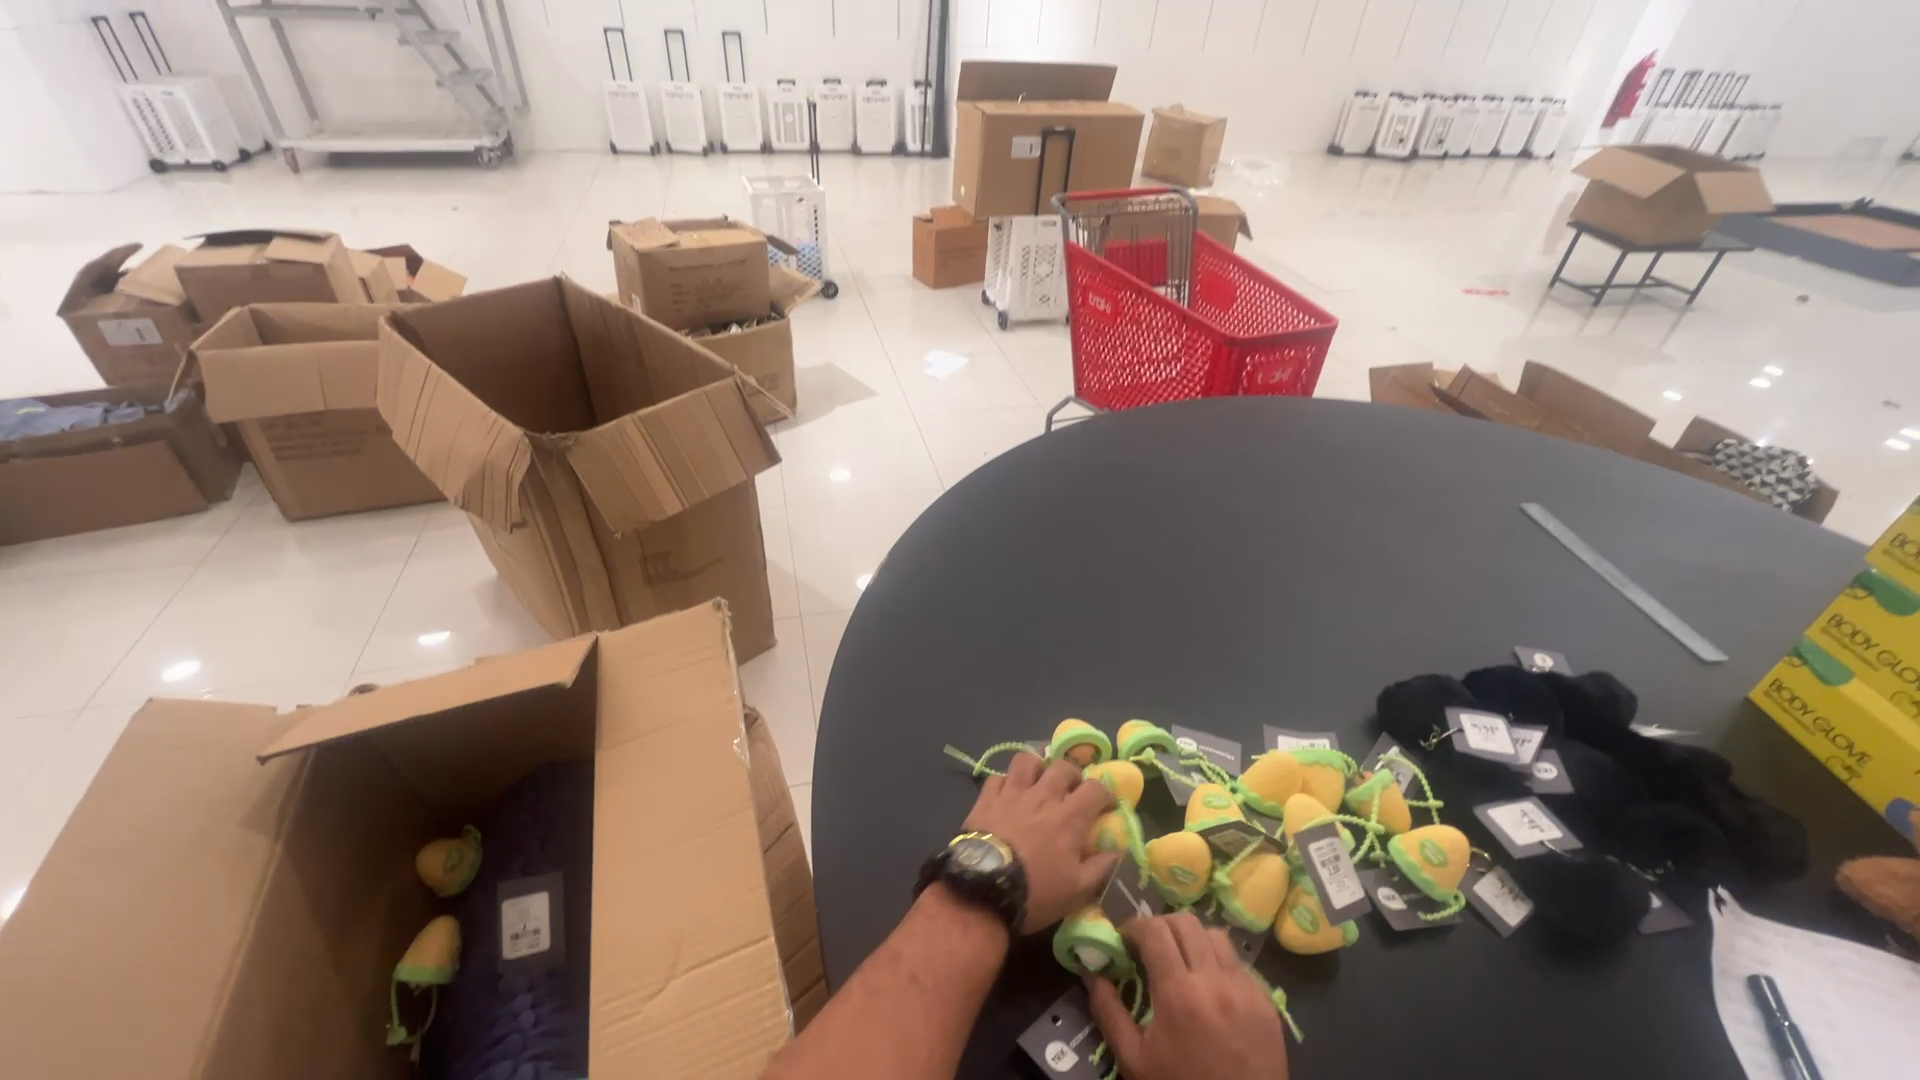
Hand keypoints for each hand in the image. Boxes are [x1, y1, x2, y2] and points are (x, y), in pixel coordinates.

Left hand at [962, 753, 1117, 932]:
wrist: (983, 890)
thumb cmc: (1035, 892)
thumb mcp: (1077, 890)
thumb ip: (1102, 868)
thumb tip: (1120, 852)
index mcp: (1069, 817)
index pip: (1095, 788)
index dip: (1105, 793)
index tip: (1106, 805)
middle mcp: (1042, 796)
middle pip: (1062, 767)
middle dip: (1072, 774)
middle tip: (1071, 790)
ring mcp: (1012, 794)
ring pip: (1027, 760)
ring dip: (1037, 767)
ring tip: (1038, 782)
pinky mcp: (986, 799)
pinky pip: (997, 777)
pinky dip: (1006, 782)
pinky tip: (1008, 794)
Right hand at [1087, 914, 1289, 1079]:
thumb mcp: (1134, 1060)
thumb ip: (1108, 1012)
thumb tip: (1091, 974)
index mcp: (1178, 993)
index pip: (1155, 930)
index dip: (1135, 926)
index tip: (1125, 940)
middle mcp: (1214, 980)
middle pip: (1186, 922)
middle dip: (1162, 926)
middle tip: (1150, 947)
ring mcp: (1245, 989)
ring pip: (1216, 935)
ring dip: (1193, 939)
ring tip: (1181, 961)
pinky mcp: (1266, 1002)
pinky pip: (1238, 963)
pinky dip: (1218, 962)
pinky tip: (1209, 987)